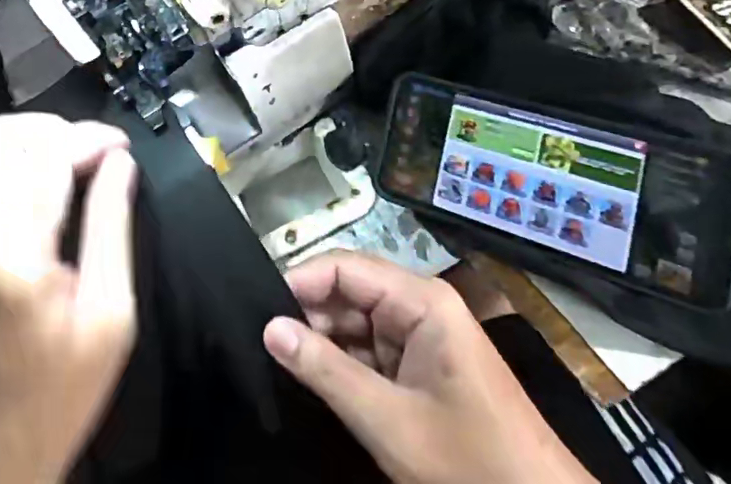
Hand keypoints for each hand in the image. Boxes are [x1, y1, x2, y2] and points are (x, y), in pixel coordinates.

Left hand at [0, 114, 138, 483]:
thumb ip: (112, 226)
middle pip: (5, 136)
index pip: (50, 154)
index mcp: (18, 251)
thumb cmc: (61, 388)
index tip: (121, 147)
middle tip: (92, 156)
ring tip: (55, 161)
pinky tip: (11, 180)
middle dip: (57, 131)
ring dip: (18, 139)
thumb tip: (120, 163)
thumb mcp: (110, 314)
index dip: (91, 138)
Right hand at [264, 251, 595, 483]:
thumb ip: (324, 370)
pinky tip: (319, 381)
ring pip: (355, 320)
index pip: (344, 267)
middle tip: (268, 344)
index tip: (260, 310)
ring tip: (286, 364)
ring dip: (325, 342)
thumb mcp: (388, 420)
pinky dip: (344, 362)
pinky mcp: (422, 364)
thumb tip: (268, 328)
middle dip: (310, 314)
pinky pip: (371, 347)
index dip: (300, 282)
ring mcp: (423, 335)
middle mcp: (421, 305)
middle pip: (349, 290)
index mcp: (421, 301)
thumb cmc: (470, 464)